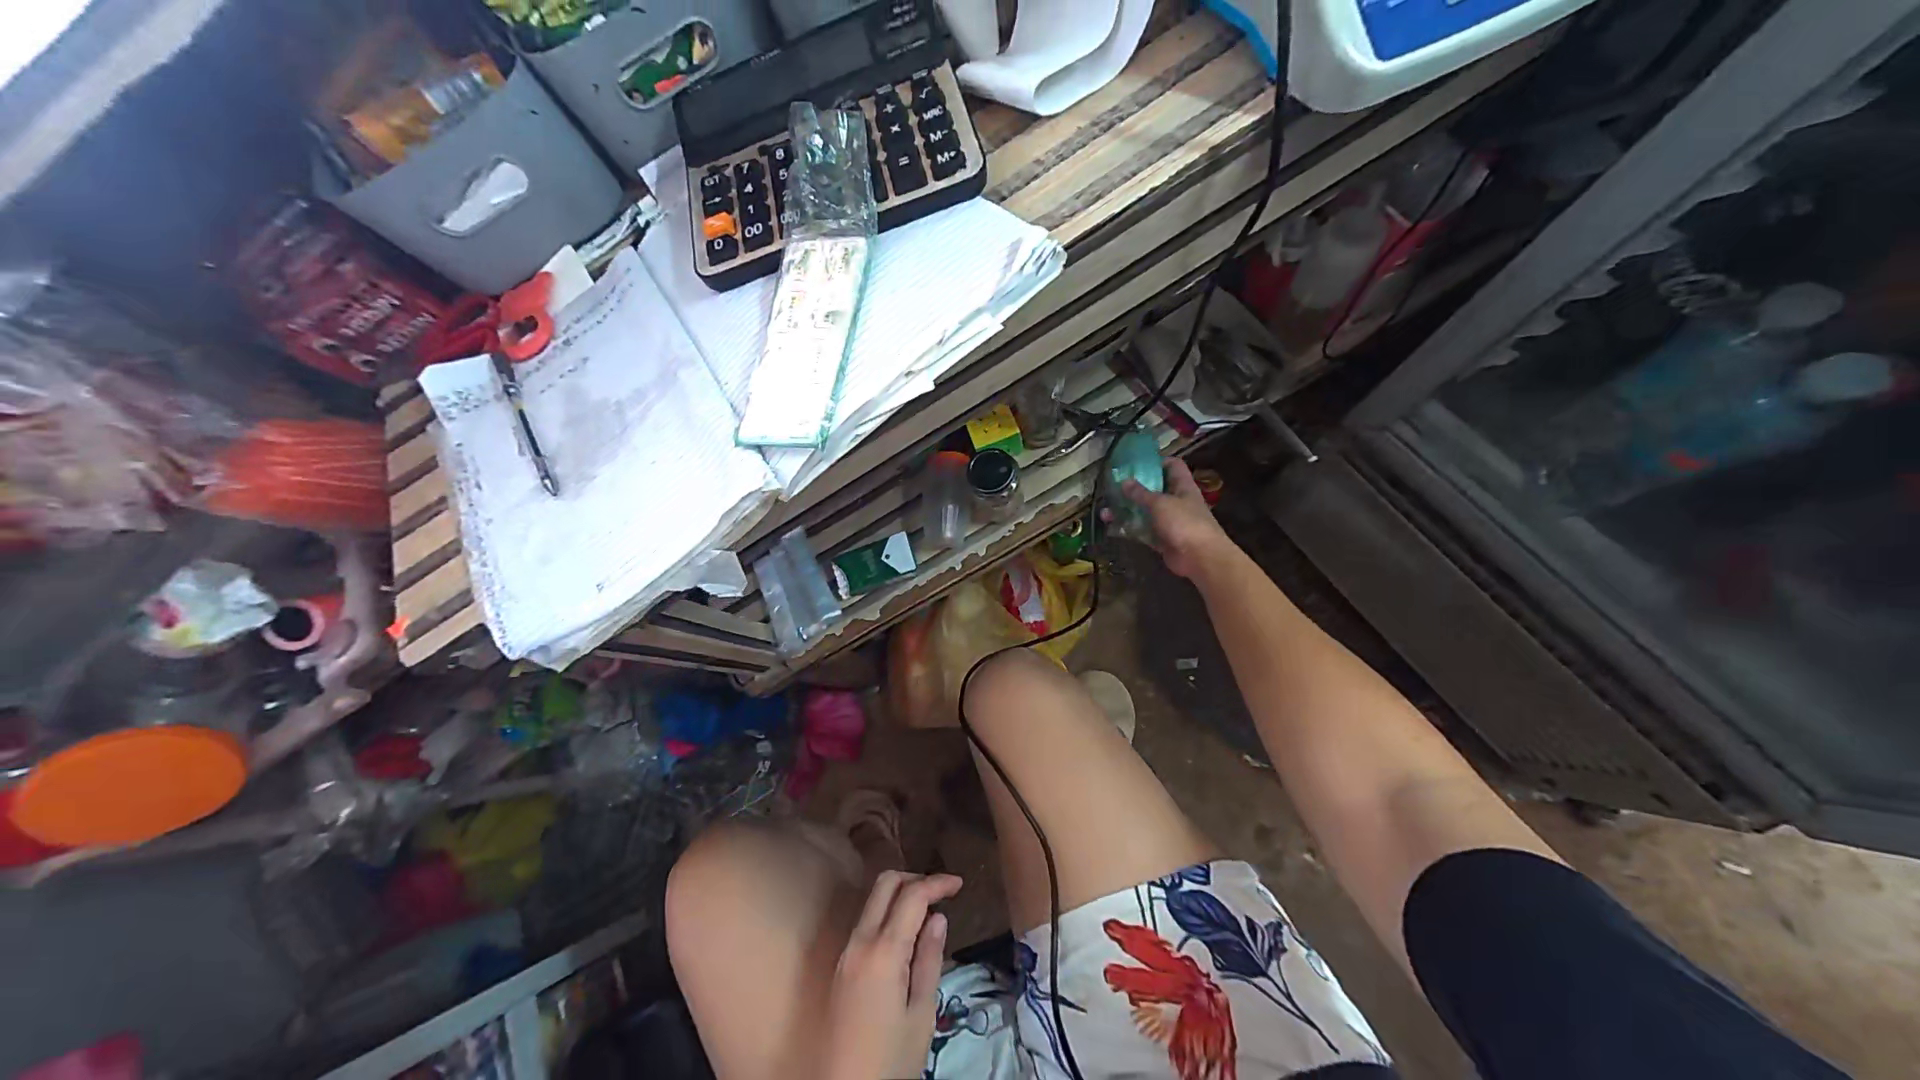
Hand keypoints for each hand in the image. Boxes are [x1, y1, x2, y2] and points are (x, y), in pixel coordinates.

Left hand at [821, 870, 962, 1079]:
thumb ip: (929, 959)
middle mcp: (859, 942)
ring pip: (872, 901)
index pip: (912, 896)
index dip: (937, 883)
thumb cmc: (890, 1060)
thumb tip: (938, 918)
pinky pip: (865, 923)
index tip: (959, 884)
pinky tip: (906, 934)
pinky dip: (887, 914)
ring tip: (928, 912)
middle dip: (915, 879)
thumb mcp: (921, 1013)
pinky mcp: (840, 967)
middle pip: (885, 884)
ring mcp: (845, 953)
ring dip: (900, 895)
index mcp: (883, 952)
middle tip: (942, 893)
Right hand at [1121, 458, 1238, 580]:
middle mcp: (1177, 501)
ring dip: (1127, 511)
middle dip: (1134, 489)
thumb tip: (1124, 481)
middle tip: (1113, 488)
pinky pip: (1144, 531)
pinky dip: (1130, 529)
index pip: (1172, 466)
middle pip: (1155, 490)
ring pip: (1146, 512)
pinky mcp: (1162, 539)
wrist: (1200, 558)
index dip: (1157, 462)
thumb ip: (1141, 493)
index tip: (1136, 464)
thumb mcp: (1160, 503)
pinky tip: (1112, 526)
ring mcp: (1170, 521)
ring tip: (1106, 511)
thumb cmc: (1184, 522)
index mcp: (1182, 486)